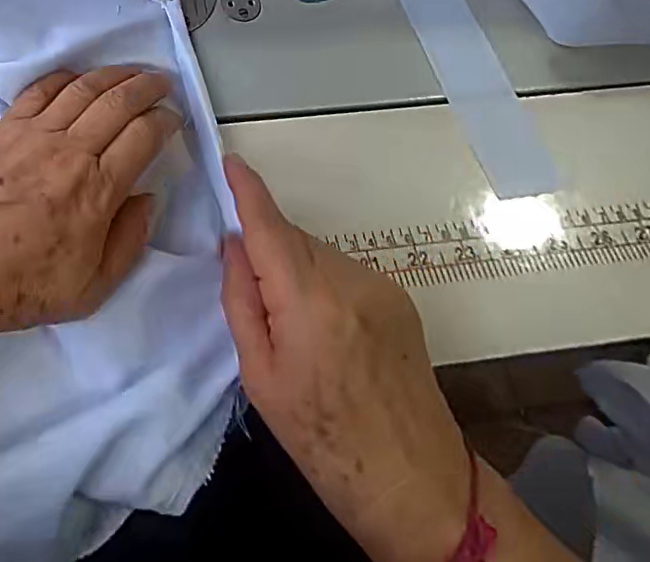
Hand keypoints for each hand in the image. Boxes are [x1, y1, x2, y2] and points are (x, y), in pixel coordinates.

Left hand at [0, 67, 182, 370]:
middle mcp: (69, 152)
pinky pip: (39, 90)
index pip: (143, 136)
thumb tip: (146, 197)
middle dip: (146, 86)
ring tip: (130, 72)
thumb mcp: (92, 288)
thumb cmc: (23, 284)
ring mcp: (33, 134)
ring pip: (81, 89)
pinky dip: (63, 77)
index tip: (173, 117)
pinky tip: (77, 77)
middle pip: (117, 102)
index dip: (165, 120)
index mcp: (97, 190)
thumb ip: (129, 241)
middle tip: (162, 82)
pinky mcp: (5, 128)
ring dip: (112, 74)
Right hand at [218, 155, 469, 561]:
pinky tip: (324, 327)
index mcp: (307, 302)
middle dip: (264, 245)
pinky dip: (319, 279)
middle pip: (291, 237)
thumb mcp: (258, 373)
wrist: (419, 487)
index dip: (248, 191)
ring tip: (293, 325)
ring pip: (315, 251)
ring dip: (292, 265)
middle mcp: (349, 282)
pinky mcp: (400, 299)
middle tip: (254, 297)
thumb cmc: (321, 437)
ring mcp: (381, 288)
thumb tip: (234, 244)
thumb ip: (241, 298)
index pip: (269, 228)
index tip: (230, 161)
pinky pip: (341, 269)